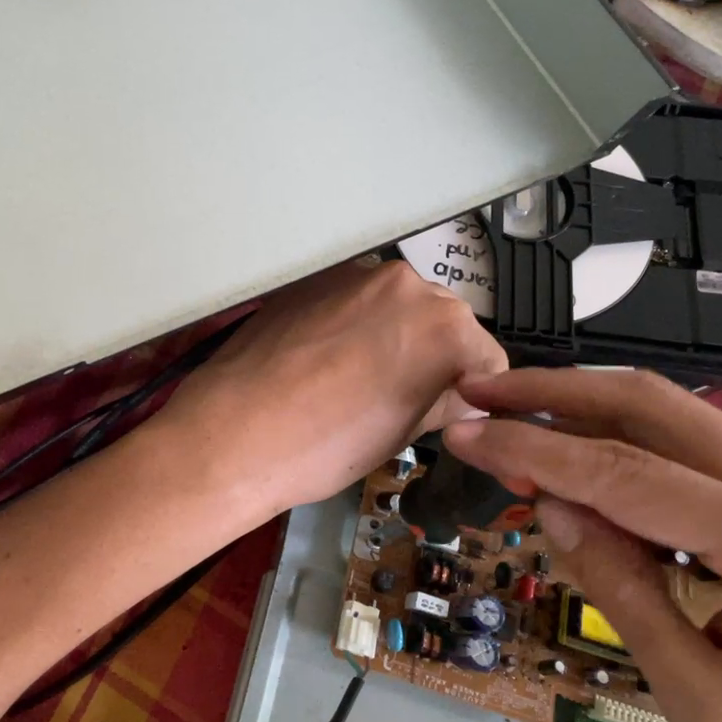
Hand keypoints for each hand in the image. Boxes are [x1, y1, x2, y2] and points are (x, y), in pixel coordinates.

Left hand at [156, 261, 506, 517]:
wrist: (233, 431)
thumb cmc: (323, 445)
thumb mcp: (402, 433)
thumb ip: (444, 402)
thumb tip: (459, 395)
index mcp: (443, 326)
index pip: (488, 358)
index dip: (474, 394)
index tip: (455, 414)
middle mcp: (404, 284)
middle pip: (441, 322)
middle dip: (433, 357)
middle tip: (403, 399)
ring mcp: (354, 275)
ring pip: (394, 307)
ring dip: (391, 335)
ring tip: (357, 380)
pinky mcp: (313, 278)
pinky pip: (351, 301)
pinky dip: (351, 324)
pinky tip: (325, 360)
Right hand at [443, 369, 721, 721]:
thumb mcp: (708, 705)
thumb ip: (623, 593)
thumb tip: (552, 507)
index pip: (630, 473)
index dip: (535, 448)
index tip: (464, 432)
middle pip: (652, 405)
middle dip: (552, 391)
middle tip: (478, 392)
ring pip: (669, 409)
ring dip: (580, 405)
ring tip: (508, 419)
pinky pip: (688, 441)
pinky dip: (617, 437)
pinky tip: (573, 455)